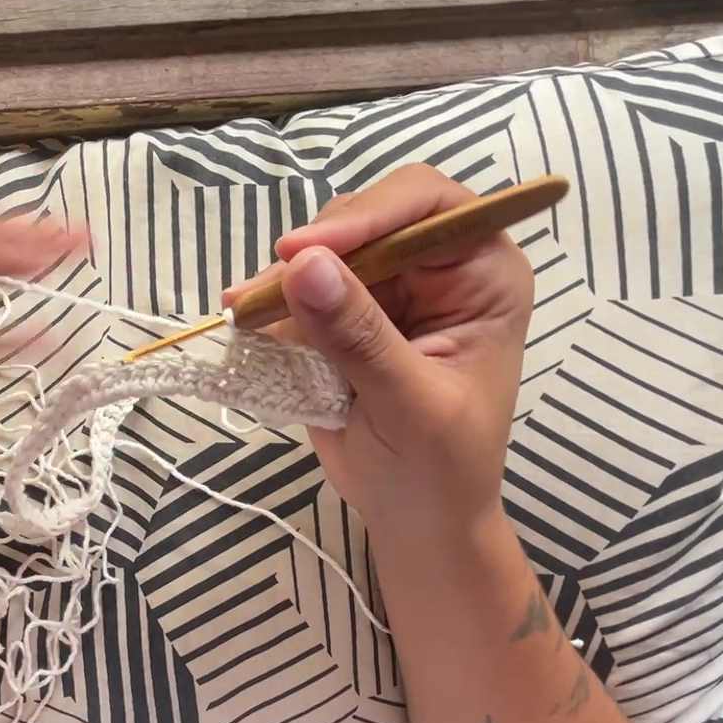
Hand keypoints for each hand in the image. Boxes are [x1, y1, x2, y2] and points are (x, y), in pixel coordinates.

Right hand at [223, 165, 532, 537]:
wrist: (415, 515)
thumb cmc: (438, 467)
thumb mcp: (408, 402)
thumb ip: (359, 336)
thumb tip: (304, 266)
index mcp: (481, 276)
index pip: (427, 207)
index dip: (366, 216)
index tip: (303, 252)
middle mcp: (435, 271)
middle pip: (367, 222)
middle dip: (313, 253)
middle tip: (261, 293)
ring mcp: (387, 294)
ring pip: (324, 256)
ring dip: (281, 281)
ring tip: (241, 310)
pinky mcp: (344, 320)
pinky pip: (302, 294)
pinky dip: (272, 307)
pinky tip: (245, 323)